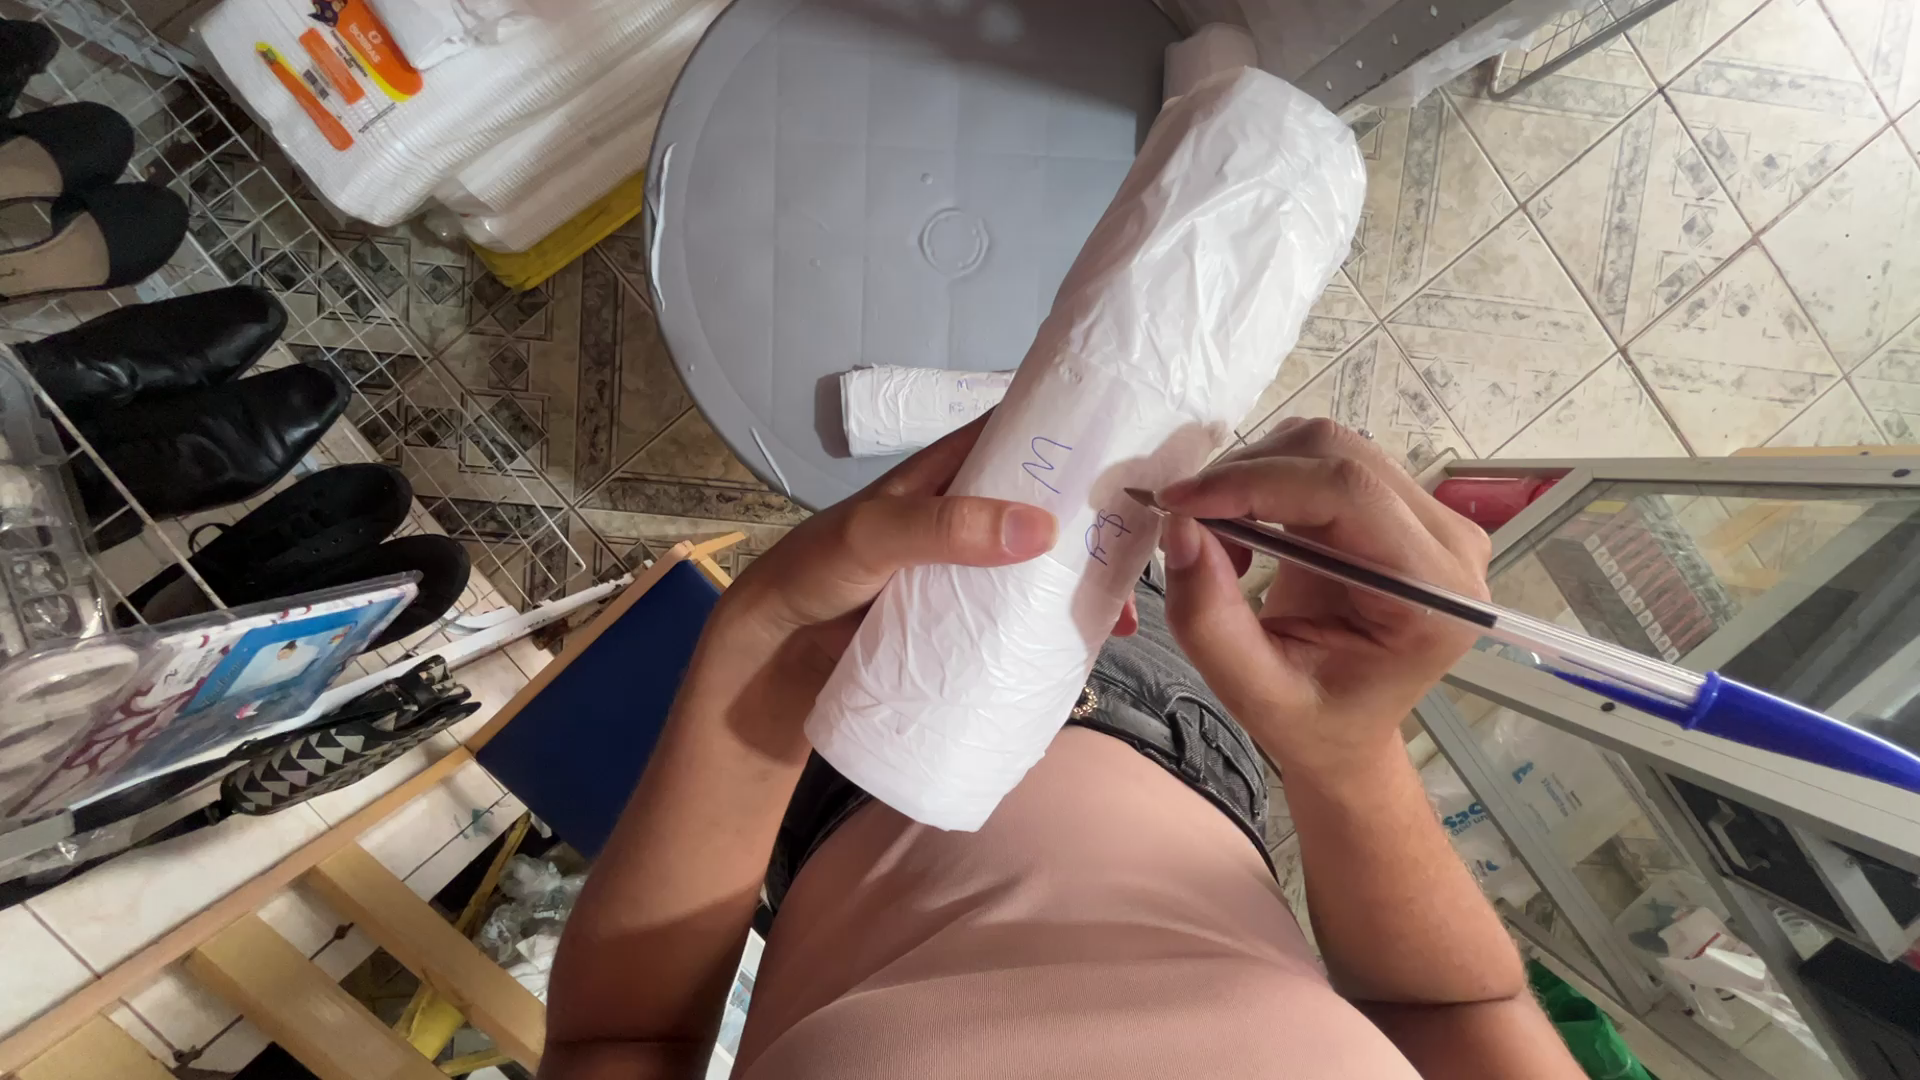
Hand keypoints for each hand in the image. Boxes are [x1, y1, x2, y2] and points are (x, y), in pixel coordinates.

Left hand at [686, 415, 1137, 765]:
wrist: (778, 657)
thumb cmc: (815, 573)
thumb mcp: (874, 535)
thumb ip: (943, 526)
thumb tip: (1043, 526)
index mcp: (947, 475)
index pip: (1019, 436)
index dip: (1071, 434)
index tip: (1131, 445)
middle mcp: (967, 516)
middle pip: (1043, 505)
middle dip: (1093, 519)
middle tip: (1148, 541)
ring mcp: (969, 572)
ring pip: (1038, 566)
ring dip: (1079, 581)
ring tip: (1123, 607)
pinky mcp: (964, 621)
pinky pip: (1018, 617)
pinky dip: (1050, 627)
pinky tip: (1084, 645)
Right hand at [1155, 418, 1490, 779]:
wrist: (1347, 727)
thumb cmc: (1310, 722)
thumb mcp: (1249, 689)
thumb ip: (1208, 617)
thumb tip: (1180, 524)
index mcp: (1432, 597)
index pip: (1347, 492)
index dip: (1254, 482)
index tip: (1176, 503)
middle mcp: (1447, 543)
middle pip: (1335, 454)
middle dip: (1244, 476)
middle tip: (1189, 525)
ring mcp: (1427, 518)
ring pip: (1324, 446)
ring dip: (1250, 479)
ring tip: (1221, 542)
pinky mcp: (1395, 506)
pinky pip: (1319, 462)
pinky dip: (1262, 483)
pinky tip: (1246, 532)